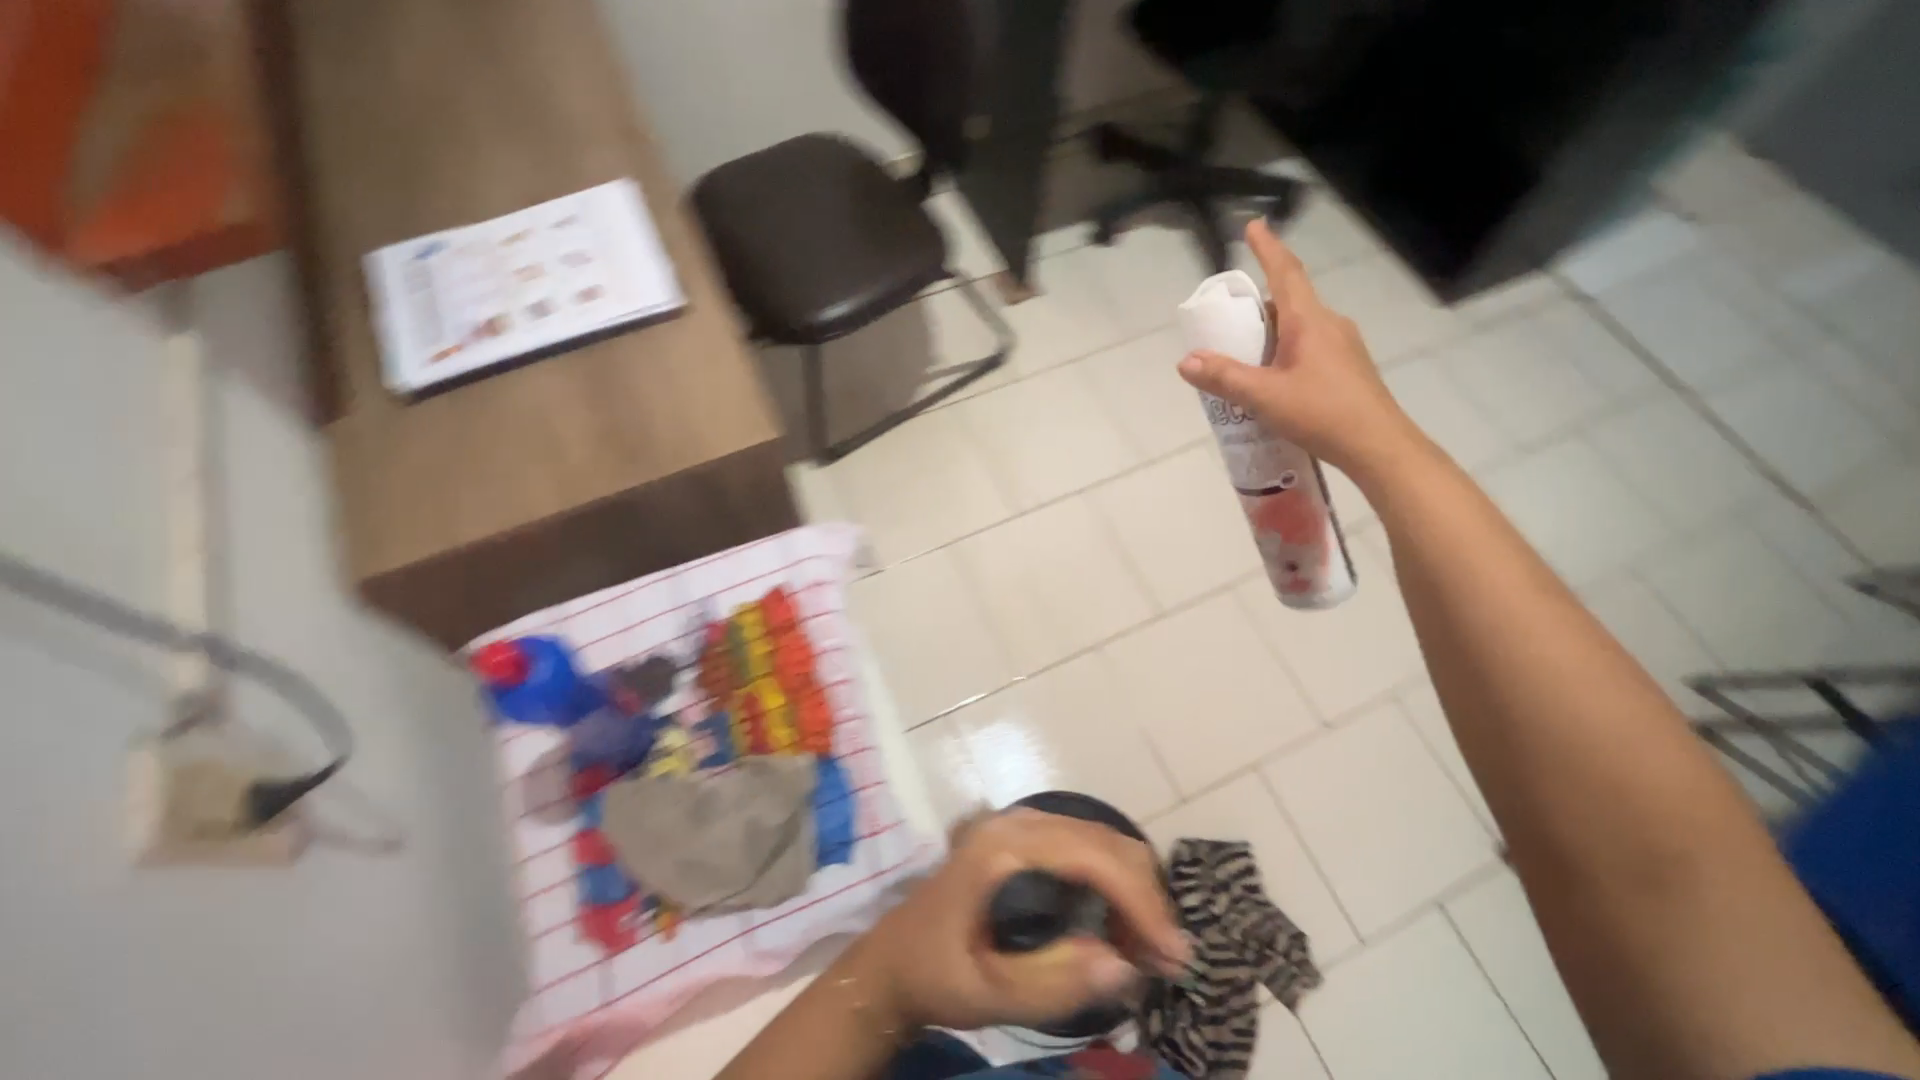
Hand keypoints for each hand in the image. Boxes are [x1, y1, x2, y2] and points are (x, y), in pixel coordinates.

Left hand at [854, 809, 1188, 1032]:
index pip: (1092, 856)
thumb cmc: (935, 975)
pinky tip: (1122, 930)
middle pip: (1107, 843)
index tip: (1171, 956)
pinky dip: (1119, 886)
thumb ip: (1054, 982)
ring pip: (1105, 843)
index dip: (1140, 902)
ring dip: (1137, 893)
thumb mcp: (989, 995)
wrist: (891, 963)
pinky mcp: (1027, 840)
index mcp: (1003, 847)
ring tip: (1149, 953)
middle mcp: (1017, 823)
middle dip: (1146, 899)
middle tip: (1166, 962)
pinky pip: (1090, 850)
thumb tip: (1126, 966)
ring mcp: (1022, 826)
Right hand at [1177, 218, 1424, 477]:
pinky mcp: (1349, 368)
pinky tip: (1274, 380)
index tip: (1254, 226)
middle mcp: (1329, 324)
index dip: (1267, 248)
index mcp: (1308, 321)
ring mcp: (1343, 346)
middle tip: (1230, 318)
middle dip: (1259, 303)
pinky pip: (1310, 347)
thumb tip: (1185, 361)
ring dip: (1272, 332)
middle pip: (1290, 301)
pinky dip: (1286, 352)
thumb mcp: (1264, 397)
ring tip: (1245, 356)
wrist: (1379, 447)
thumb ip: (1224, 378)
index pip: (1285, 272)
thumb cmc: (1323, 414)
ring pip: (1300, 327)